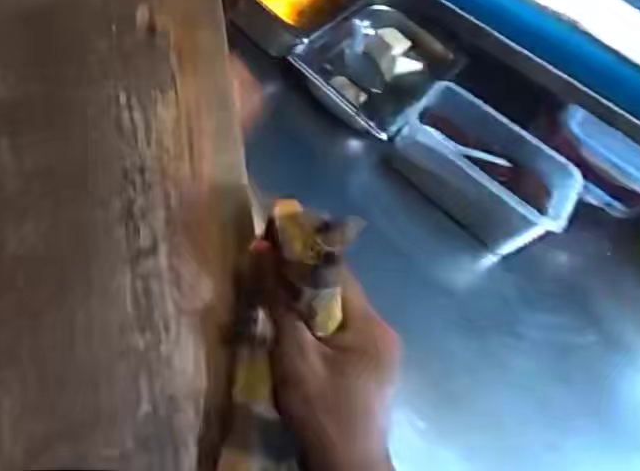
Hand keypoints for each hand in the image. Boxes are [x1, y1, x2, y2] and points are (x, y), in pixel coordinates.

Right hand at [256, 240, 400, 470]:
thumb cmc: (322, 411)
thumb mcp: (293, 352)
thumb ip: (277, 298)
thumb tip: (260, 246)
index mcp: (370, 325)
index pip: (334, 267)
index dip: (301, 245)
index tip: (271, 228)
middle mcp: (380, 330)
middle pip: (334, 283)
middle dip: (298, 265)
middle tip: (263, 251)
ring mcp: (375, 349)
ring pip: (332, 303)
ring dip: (301, 288)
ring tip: (268, 275)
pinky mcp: (365, 364)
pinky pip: (334, 322)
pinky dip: (309, 311)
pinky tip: (285, 311)